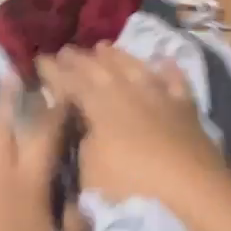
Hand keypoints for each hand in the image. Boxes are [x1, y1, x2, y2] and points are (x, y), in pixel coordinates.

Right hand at [36, 44, 226, 202]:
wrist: (190, 183)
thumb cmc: (131, 180)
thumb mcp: (90, 168)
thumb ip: (80, 142)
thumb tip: (78, 126)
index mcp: (97, 102)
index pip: (68, 80)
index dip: (52, 70)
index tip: (39, 59)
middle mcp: (124, 89)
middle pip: (98, 68)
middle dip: (79, 58)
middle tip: (66, 50)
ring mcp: (157, 94)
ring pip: (133, 66)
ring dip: (117, 56)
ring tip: (103, 47)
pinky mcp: (184, 106)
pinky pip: (174, 81)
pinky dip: (167, 70)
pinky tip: (163, 61)